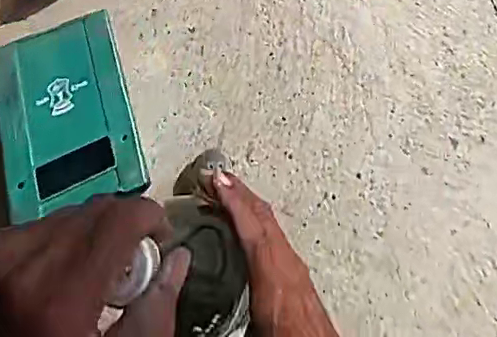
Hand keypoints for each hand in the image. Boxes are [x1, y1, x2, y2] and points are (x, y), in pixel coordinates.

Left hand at [0, 195, 188, 336]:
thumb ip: (152, 315)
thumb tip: (176, 260)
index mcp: (56, 297)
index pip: (120, 216)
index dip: (151, 219)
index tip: (161, 238)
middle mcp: (21, 264)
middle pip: (96, 210)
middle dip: (122, 230)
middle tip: (130, 272)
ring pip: (69, 213)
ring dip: (89, 236)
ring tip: (90, 280)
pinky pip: (38, 226)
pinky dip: (57, 244)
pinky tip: (57, 281)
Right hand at [204, 169, 338, 336]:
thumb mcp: (250, 328)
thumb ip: (226, 305)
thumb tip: (198, 303)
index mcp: (273, 273)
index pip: (251, 225)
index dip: (233, 199)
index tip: (216, 178)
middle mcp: (286, 262)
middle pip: (263, 214)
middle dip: (239, 190)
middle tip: (218, 174)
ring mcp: (294, 264)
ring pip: (270, 220)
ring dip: (249, 200)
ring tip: (231, 188)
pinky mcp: (297, 273)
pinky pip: (276, 231)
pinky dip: (259, 217)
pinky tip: (250, 219)